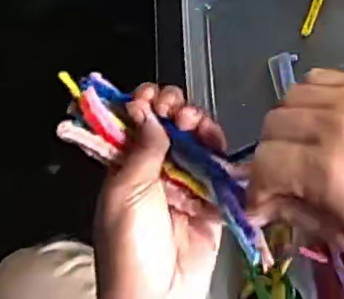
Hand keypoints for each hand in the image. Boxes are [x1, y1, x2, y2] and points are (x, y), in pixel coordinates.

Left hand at [95, 83, 225, 298]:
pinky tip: (212, 136)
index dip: (144, 103)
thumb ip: (141, 147)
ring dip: (195, 119)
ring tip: (192, 120)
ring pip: (194, 135)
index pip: (137, 122)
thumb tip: (145, 108)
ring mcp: (185, 180)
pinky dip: (217, 143)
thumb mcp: (125, 193)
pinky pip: (218, 161)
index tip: (149, 95)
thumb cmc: (129, 248)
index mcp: (127, 167)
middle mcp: (157, 168)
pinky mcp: (211, 194)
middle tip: (173, 106)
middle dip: (172, 106)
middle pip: (169, 123)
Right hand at [247, 68, 343, 245]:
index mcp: (327, 168)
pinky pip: (313, 77)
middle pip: (270, 127)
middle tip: (282, 173)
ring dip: (284, 124)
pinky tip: (316, 115)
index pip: (265, 163)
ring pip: (287, 98)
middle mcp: (329, 125)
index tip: (263, 202)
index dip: (256, 186)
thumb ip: (299, 214)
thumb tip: (264, 205)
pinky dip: (304, 96)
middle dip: (268, 155)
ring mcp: (343, 97)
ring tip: (299, 142)